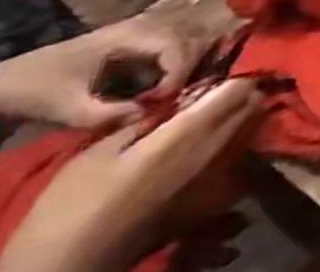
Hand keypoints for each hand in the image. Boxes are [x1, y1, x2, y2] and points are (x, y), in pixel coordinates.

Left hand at [0, 18, 200, 128]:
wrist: (0, 84)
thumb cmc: (33, 92)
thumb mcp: (66, 109)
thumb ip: (109, 115)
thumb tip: (150, 115)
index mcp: (129, 35)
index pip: (177, 45)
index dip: (180, 73)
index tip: (163, 102)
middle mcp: (145, 26)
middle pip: (192, 38)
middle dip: (194, 68)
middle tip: (178, 100)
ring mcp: (144, 32)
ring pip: (190, 41)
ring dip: (192, 66)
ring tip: (176, 95)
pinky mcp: (140, 43)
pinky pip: (176, 48)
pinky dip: (181, 66)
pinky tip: (167, 90)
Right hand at [0, 79, 261, 271]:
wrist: (66, 268)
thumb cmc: (71, 207)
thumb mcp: (99, 152)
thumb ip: (145, 120)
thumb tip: (174, 101)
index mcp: (188, 133)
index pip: (239, 88)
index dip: (235, 73)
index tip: (220, 67)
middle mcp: (214, 151)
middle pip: (253, 106)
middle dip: (243, 91)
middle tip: (216, 90)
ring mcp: (216, 177)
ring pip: (249, 130)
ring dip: (241, 116)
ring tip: (213, 114)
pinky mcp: (211, 201)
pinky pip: (238, 159)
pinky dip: (233, 144)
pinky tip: (208, 146)